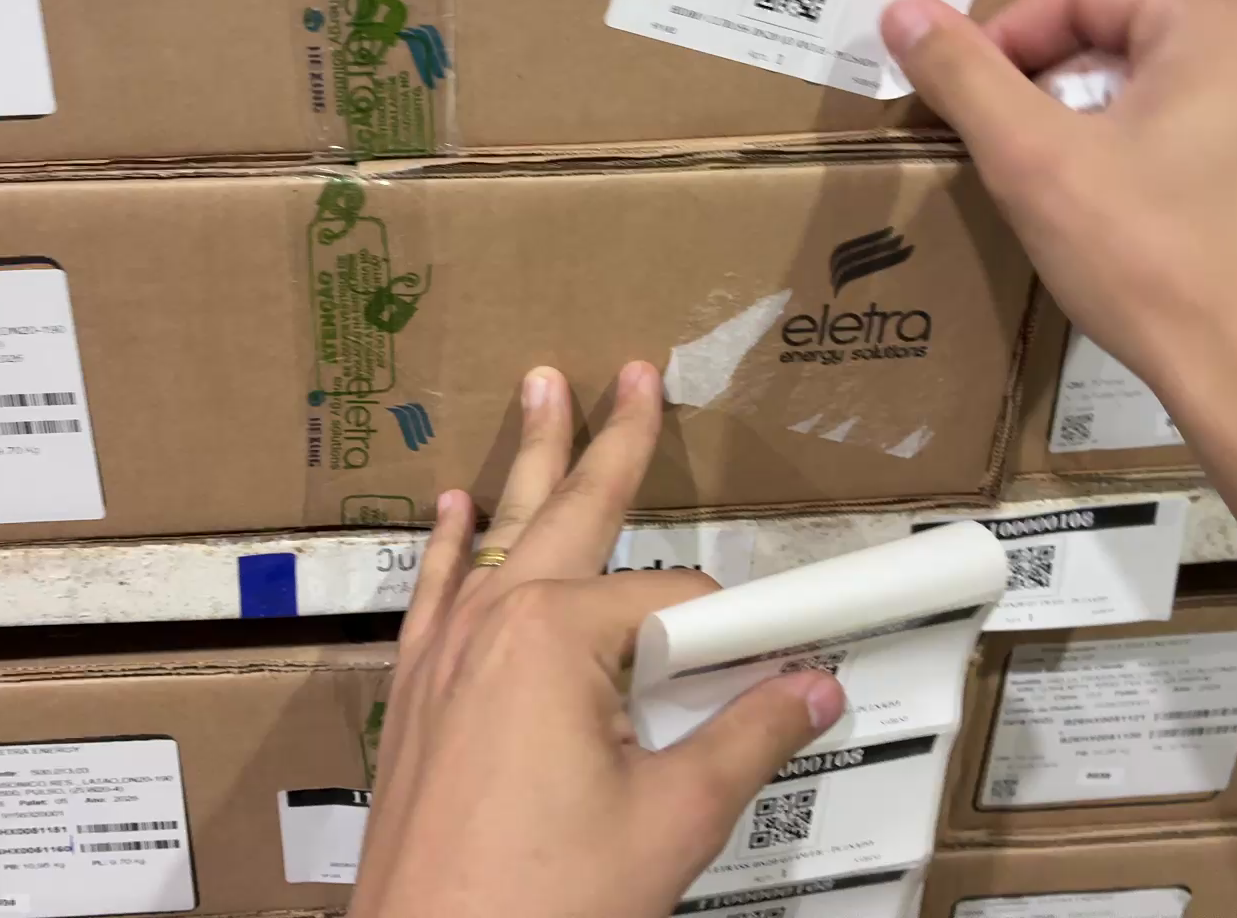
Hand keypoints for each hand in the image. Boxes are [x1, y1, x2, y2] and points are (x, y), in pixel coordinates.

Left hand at [350, 362, 845, 917]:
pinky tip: (458, 501)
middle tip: (634, 373)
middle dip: (618, 439)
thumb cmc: (545, 901)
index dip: (731, 627)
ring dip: (532, 457)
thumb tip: (815, 686)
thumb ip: (747, 737)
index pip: (675, 603)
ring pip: (508, 526)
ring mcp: (451, 637)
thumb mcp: (670, 821)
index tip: (774, 651)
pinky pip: (440, 581)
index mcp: (562, 635)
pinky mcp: (421, 672)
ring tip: (542, 390)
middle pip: (580, 509)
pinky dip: (454, 538)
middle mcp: (501, 614)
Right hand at [880, 0, 1236, 430]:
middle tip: (998, 153)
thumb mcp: (1031, 160)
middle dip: (1038, 86)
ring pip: (1151, 75)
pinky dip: (1131, 142)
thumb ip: (962, 77)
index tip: (956, 111)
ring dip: (1079, 117)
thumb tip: (900, 11)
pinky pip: (1192, 115)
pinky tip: (1109, 203)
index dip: (996, 45)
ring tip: (1045, 182)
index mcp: (1226, 14)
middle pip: (1116, 30)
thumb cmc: (1141, 255)